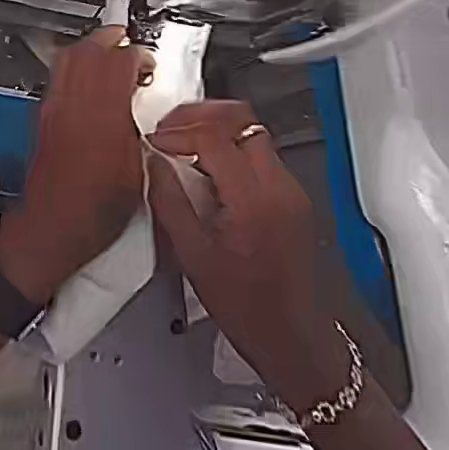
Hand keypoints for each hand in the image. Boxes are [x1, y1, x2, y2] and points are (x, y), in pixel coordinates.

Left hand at [0, 27, 151, 302]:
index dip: (138, 55)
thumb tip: (141, 111)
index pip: (119, 62)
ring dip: (91, 49)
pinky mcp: (44, 118)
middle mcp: (75, 107)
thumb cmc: (92, 212)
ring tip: (108, 54)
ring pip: (69, 58)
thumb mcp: (135, 172)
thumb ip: (139, 132)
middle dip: (112, 40)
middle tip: (128, 45)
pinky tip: (88, 80)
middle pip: (89, 50)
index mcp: (104, 118)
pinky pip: (58, 77)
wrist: (51, 229)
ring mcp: (55, 110)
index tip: (148, 63)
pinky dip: (75, 67)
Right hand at [146, 100, 351, 412]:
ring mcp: (291, 189)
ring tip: (185, 145)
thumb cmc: (246, 306)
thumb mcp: (193, 256)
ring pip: (253, 133)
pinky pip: (261, 156)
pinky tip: (209, 170)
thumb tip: (154, 164)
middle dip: (201, 115)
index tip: (156, 141)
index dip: (180, 132)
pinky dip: (232, 151)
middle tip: (171, 126)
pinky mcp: (294, 196)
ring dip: (217, 130)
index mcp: (254, 201)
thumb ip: (170, 203)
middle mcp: (279, 187)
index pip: (216, 139)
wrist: (291, 334)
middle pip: (242, 120)